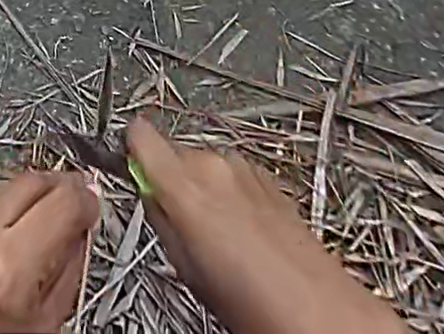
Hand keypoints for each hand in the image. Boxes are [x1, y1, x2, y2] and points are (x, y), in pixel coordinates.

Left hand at [0, 171, 99, 333]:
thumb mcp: (45, 324)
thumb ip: (71, 262)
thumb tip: (84, 215)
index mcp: (6, 271)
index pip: (64, 199)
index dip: (86, 199)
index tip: (92, 206)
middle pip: (36, 180)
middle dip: (60, 191)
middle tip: (73, 208)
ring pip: (12, 186)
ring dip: (31, 202)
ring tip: (35, 234)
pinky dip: (4, 213)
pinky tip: (5, 240)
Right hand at [127, 118, 406, 333]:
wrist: (315, 307)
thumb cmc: (251, 300)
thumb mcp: (184, 263)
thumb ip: (159, 216)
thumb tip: (147, 193)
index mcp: (187, 181)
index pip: (142, 136)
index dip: (131, 147)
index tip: (128, 160)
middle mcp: (215, 162)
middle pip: (172, 152)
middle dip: (166, 177)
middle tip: (173, 221)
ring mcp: (243, 166)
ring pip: (201, 161)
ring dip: (197, 184)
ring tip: (209, 233)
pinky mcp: (264, 175)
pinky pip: (228, 172)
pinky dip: (224, 189)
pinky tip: (234, 228)